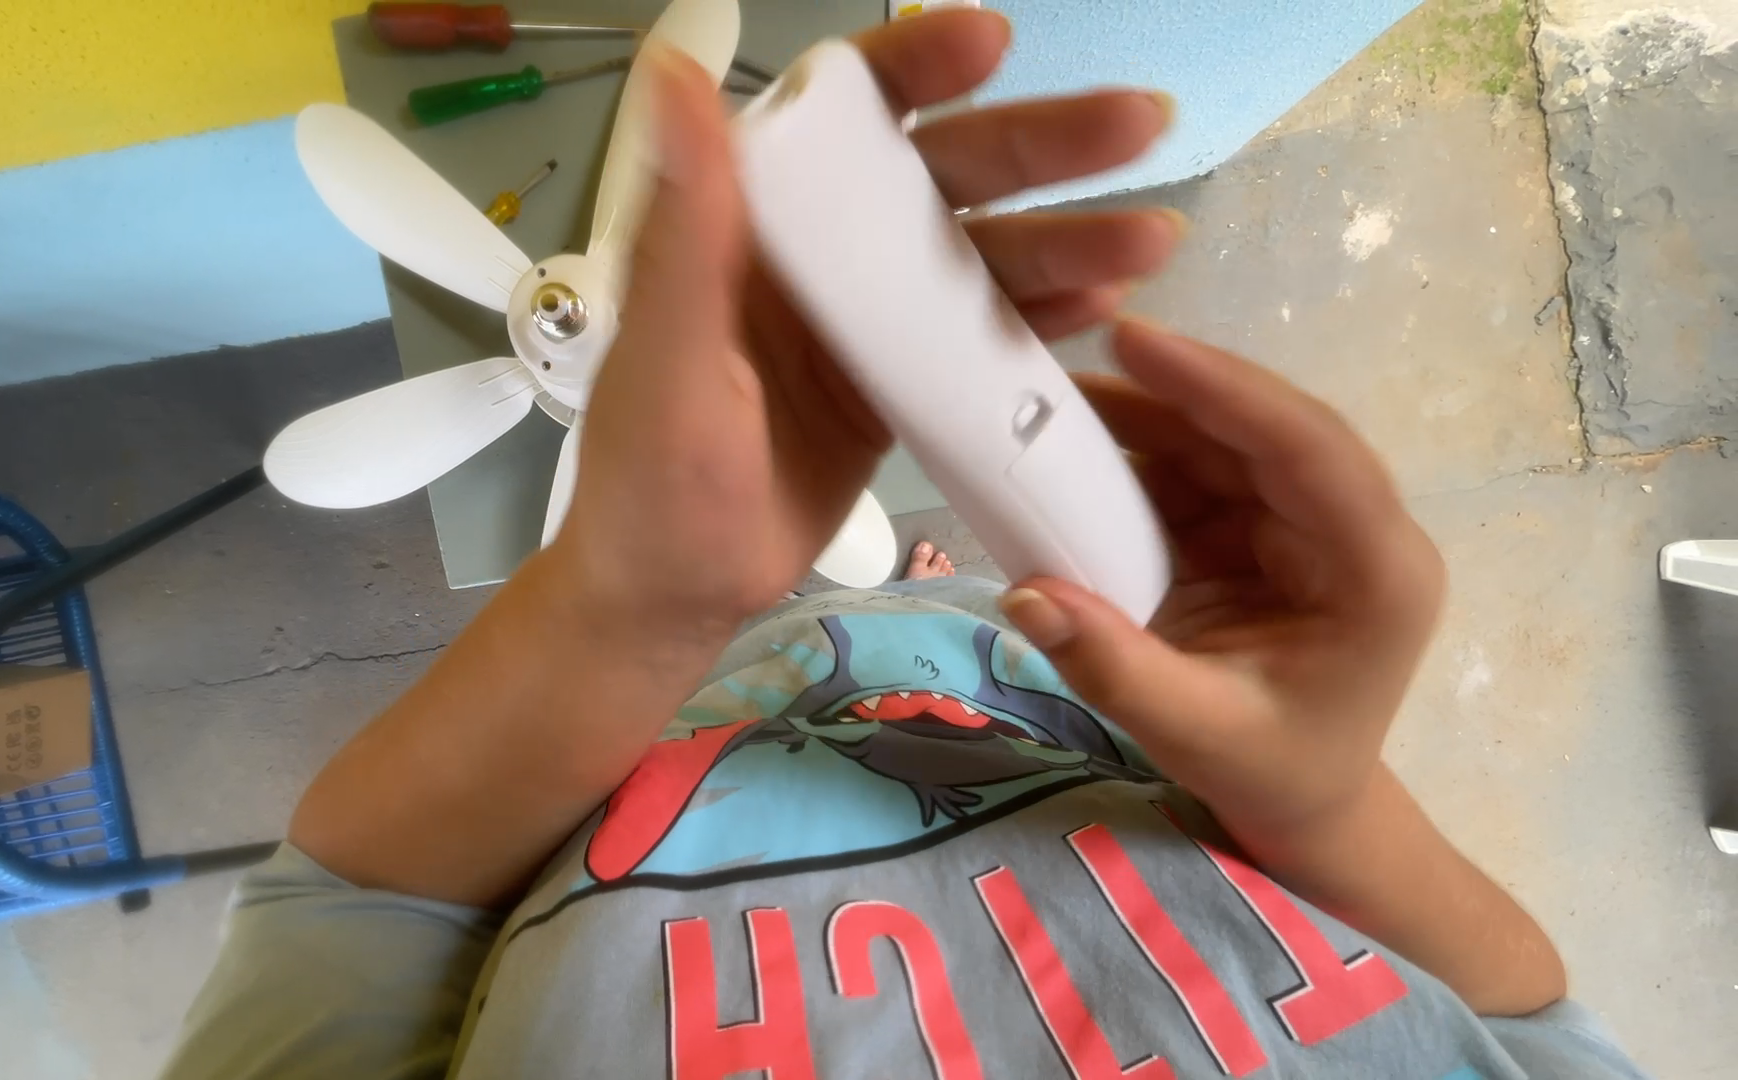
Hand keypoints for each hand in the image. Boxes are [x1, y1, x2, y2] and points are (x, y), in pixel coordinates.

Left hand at [552, 9, 1184, 636]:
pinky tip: (1093, 312)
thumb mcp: (664, 360)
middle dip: (1033, 150)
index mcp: (752, 236)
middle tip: (1137, 126)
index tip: (989, 44)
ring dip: (1058, 246)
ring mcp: (861, 333)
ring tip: (1146, 240)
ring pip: (969, 266)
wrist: (682, 585)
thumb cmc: (654, 480)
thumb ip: (684, 231)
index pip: (835, 126)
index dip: (912, 73)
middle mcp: (815, 268)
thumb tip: (677, 71)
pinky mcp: (891, 393)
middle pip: (931, 185)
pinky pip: (971, 346)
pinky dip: (1031, 325)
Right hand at [998, 320, 1447, 855]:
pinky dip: (1131, 456)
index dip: (1222, 389)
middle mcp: (1343, 527)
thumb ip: (1112, 666)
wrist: (1297, 793)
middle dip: (1169, 391)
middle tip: (1073, 366)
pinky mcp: (1248, 528)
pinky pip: (1188, 471)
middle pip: (1258, 428)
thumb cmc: (1269, 767)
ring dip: (1142, 416)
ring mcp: (1293, 523)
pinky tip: (1077, 448)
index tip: (1135, 344)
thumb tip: (1020, 596)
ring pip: (1218, 440)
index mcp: (1373, 570)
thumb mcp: (1191, 729)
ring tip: (1057, 403)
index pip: (1308, 450)